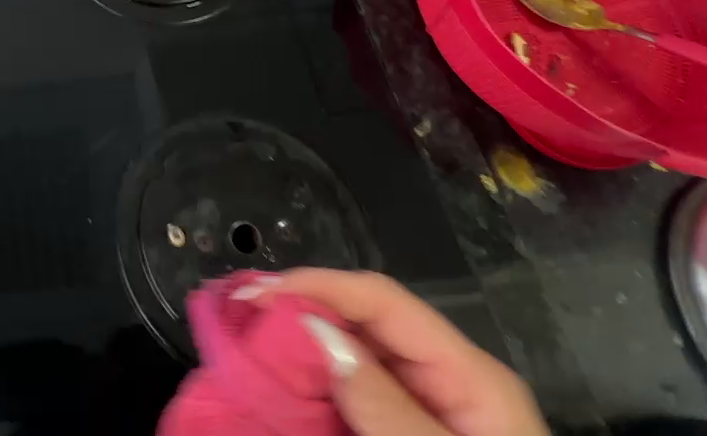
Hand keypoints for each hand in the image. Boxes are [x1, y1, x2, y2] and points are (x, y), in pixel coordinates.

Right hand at [260, 270, 548, 435]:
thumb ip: (385, 405)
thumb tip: (315, 329)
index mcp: (468, 375)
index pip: (382, 300)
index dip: (318, 284)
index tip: (256, 295)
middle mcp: (444, 379)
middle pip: (364, 321)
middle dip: (300, 309)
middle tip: (238, 314)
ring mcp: (425, 409)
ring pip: (353, 354)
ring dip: (299, 345)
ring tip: (246, 340)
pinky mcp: (406, 431)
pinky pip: (354, 394)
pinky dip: (313, 385)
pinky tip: (279, 385)